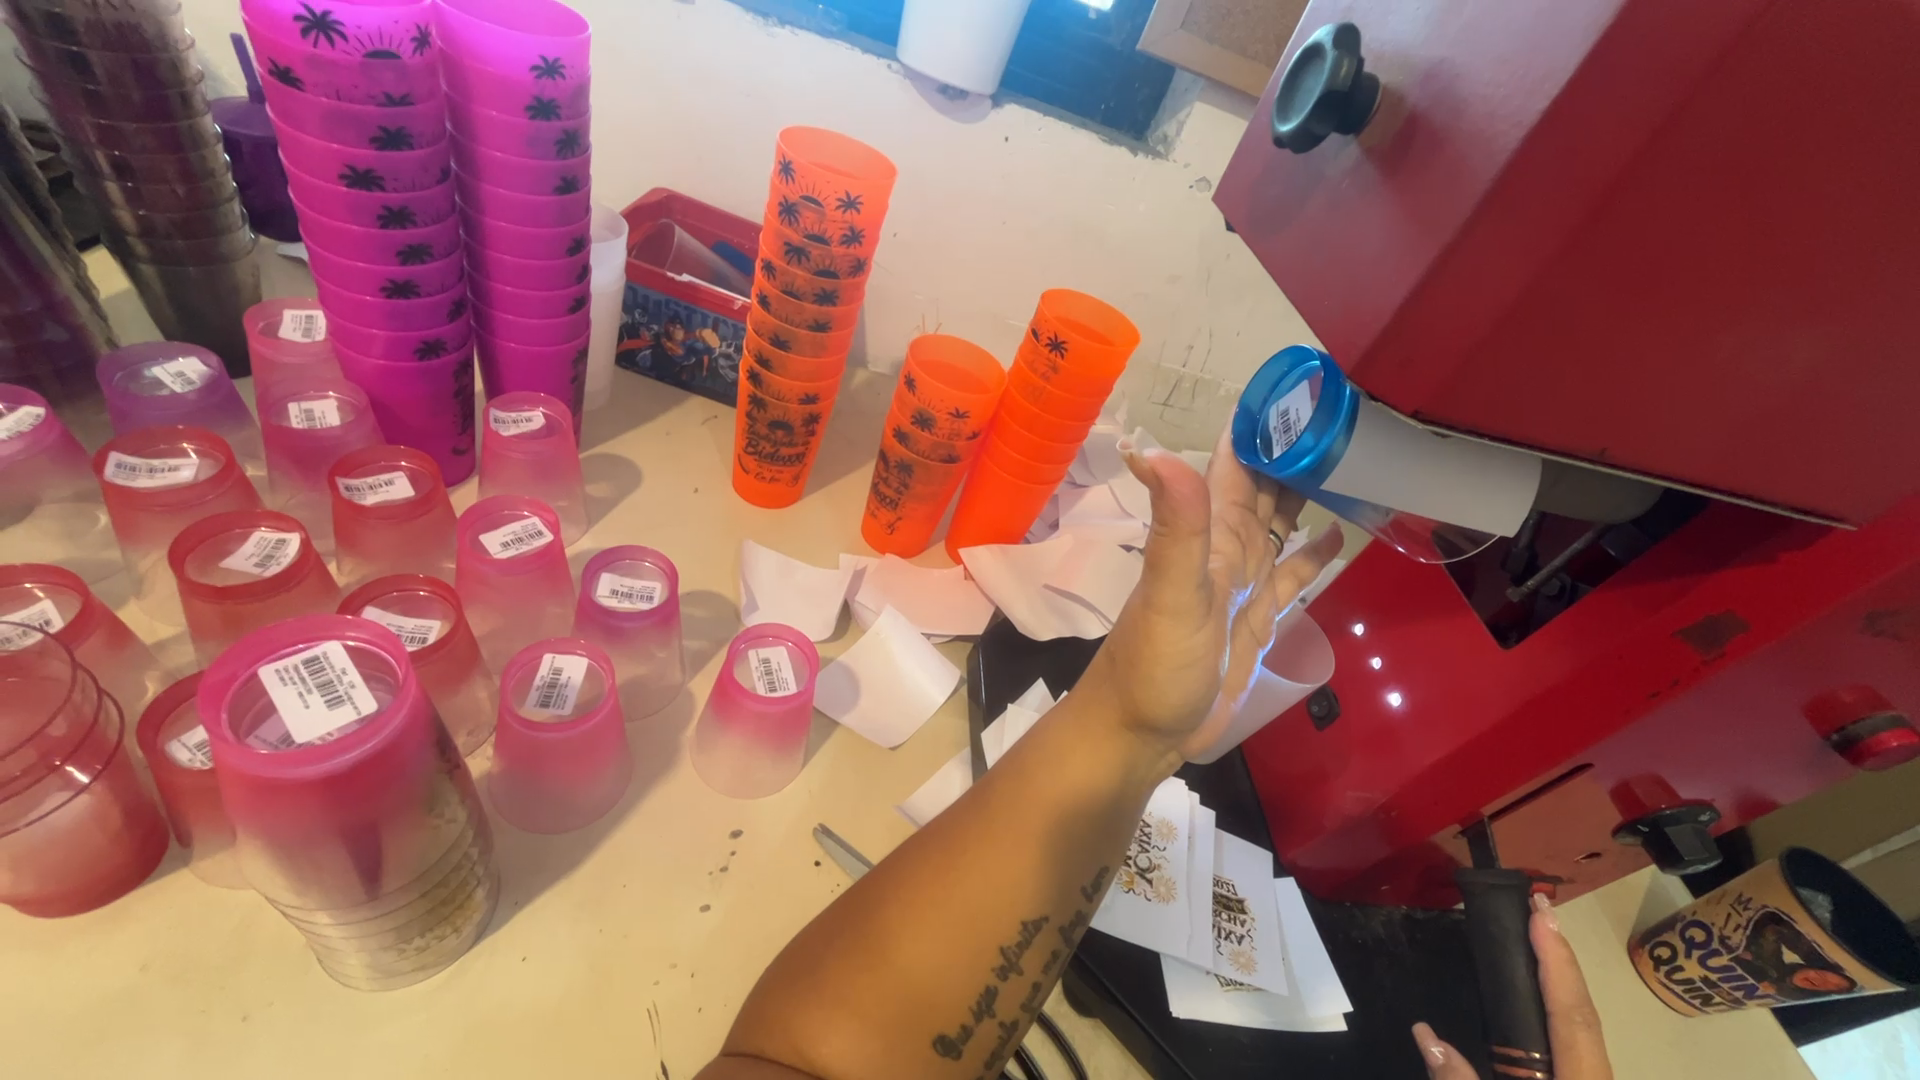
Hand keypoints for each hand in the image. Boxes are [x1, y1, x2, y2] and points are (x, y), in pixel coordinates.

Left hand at [1085, 426, 1344, 767]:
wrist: (1144, 729)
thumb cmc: (1156, 663)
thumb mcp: (1172, 592)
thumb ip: (1176, 527)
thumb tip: (1155, 449)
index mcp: (1208, 538)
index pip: (1233, 468)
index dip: (1257, 429)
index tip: (1292, 388)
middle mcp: (1224, 552)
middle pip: (1262, 490)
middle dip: (1291, 454)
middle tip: (1338, 417)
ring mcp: (1240, 587)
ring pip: (1277, 527)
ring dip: (1304, 497)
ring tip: (1348, 464)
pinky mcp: (1256, 621)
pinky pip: (1288, 577)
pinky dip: (1310, 557)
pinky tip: (1338, 537)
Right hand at [1412, 898, 1613, 1079]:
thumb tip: (1424, 1032)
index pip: (1570, 1016)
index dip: (1556, 964)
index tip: (1540, 914)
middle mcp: (1591, 1078)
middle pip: (1580, 1013)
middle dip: (1561, 958)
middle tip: (1537, 906)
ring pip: (1579, 1026)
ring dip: (1560, 979)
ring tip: (1538, 934)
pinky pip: (1570, 1040)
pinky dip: (1557, 1005)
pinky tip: (1539, 990)